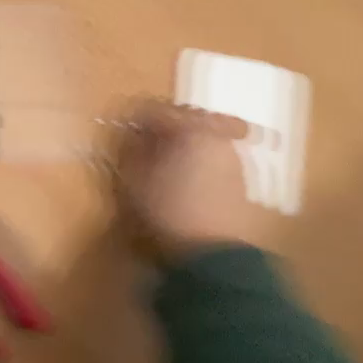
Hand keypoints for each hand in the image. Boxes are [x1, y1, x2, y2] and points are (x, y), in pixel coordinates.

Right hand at [112, 99, 263, 262]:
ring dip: (183, 141)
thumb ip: (132, 151)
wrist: (212, 251)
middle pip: (189, 118)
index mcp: (192, 132)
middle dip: (165, 124)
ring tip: (161, 157)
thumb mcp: (134, 180)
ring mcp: (234, 157)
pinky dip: (197, 157)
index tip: (121, 124)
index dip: (136, 116)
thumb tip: (130, 134)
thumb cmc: (166, 211)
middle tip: (142, 136)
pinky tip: (181, 174)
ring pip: (204, 136)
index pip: (160, 111)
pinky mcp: (242, 177)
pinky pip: (213, 155)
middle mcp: (219, 138)